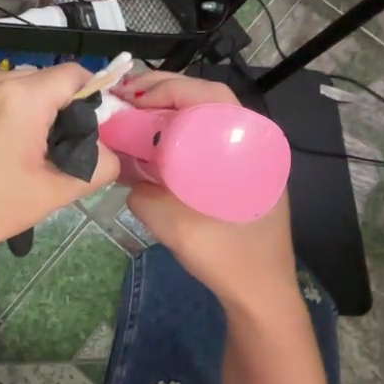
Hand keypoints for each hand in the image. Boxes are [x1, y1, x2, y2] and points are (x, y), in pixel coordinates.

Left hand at [0, 64, 118, 278]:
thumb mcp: (53, 192)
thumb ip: (97, 165)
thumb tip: (112, 151)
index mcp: (22, 96)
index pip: (75, 75)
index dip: (94, 97)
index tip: (96, 130)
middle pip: (47, 80)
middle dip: (63, 109)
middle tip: (63, 151)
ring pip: (20, 87)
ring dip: (35, 111)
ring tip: (31, 154)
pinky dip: (8, 113)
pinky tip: (2, 149)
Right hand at [117, 70, 298, 314]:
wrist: (260, 296)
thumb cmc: (224, 257)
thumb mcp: (171, 224)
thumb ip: (140, 192)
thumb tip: (125, 170)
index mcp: (247, 146)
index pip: (208, 93)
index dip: (166, 87)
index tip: (131, 99)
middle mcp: (252, 143)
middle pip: (205, 98)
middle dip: (160, 93)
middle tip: (123, 98)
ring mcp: (248, 159)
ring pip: (204, 118)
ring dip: (166, 113)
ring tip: (130, 116)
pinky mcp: (239, 175)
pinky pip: (205, 140)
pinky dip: (176, 135)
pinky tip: (151, 147)